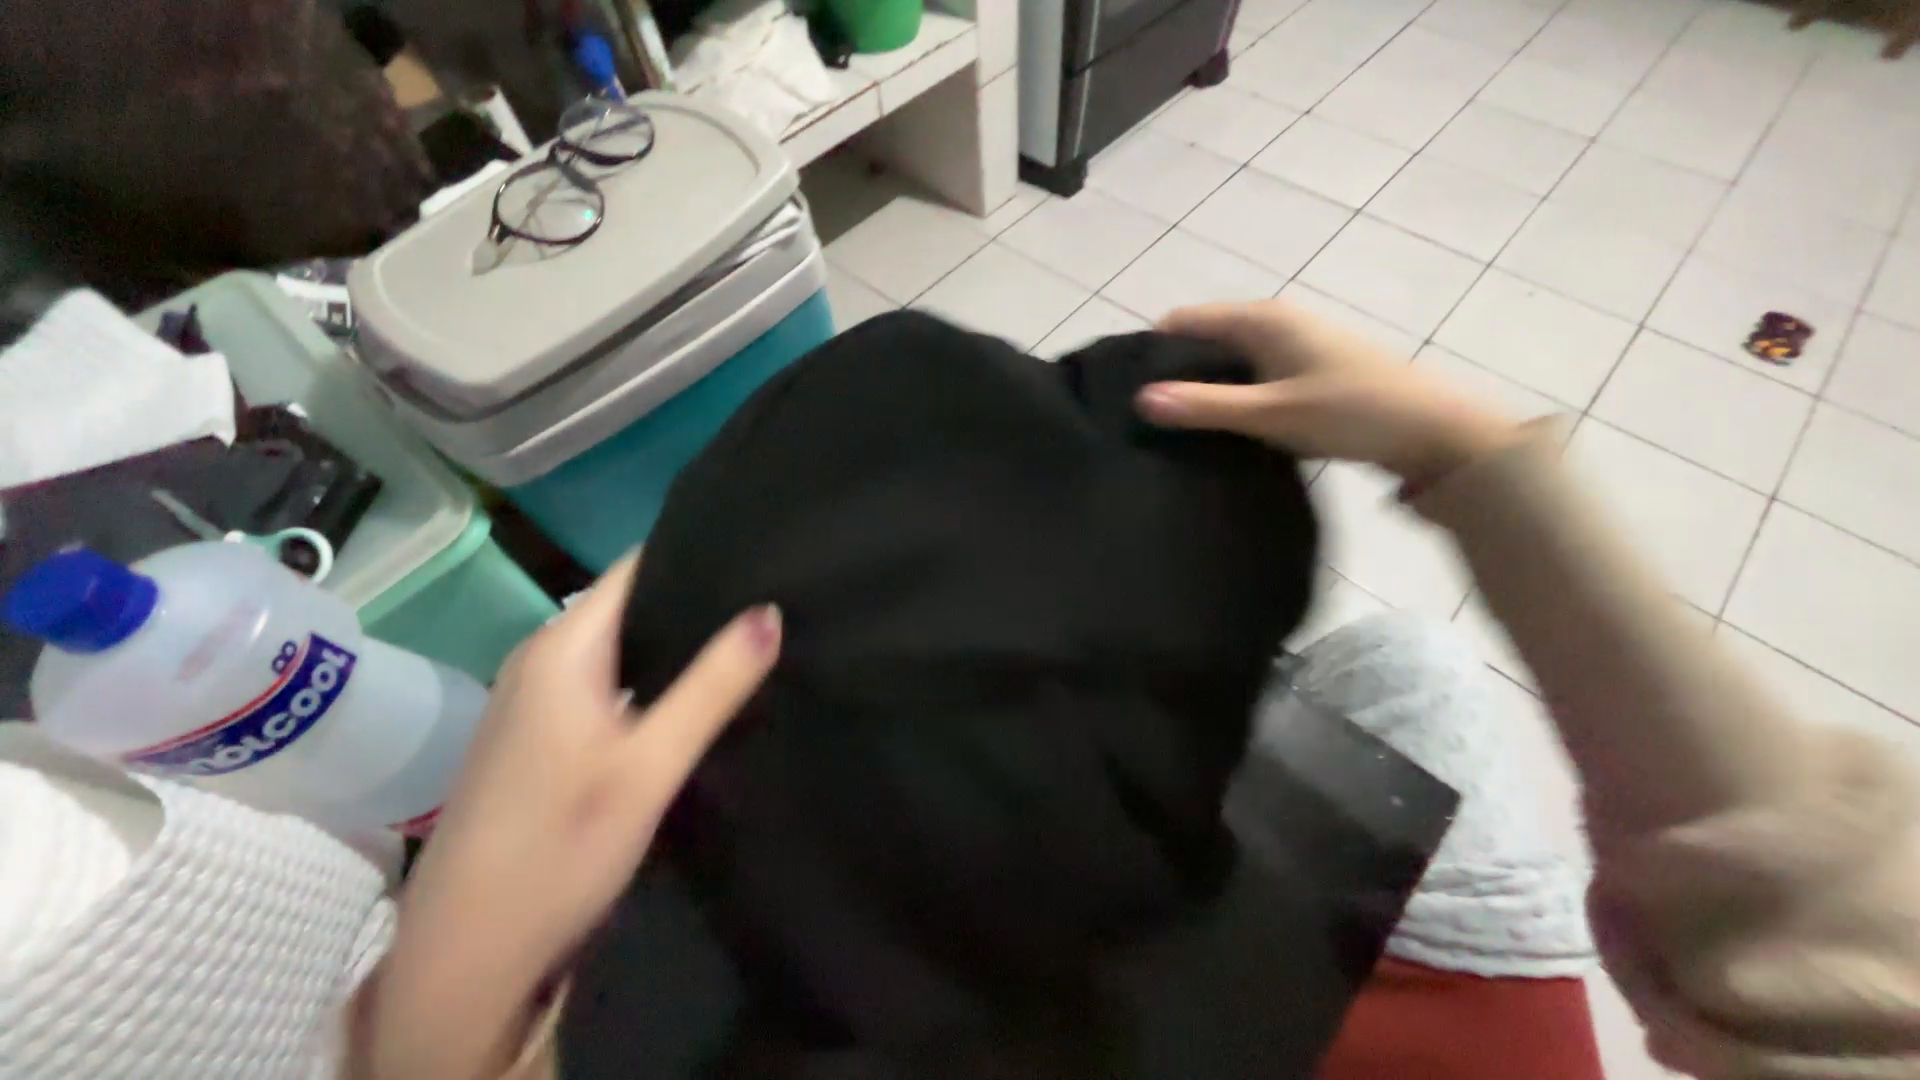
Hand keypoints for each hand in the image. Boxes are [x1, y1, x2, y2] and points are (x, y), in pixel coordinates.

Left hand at [362, 554, 780, 1078]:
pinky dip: (651, 680)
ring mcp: (534, 698)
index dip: (698, 555)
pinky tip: (693, 696)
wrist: (469, 951)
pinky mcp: (538, 735)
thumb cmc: (560, 847)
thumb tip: (769, 611)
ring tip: (748, 641)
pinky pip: (606, 682)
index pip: (638, 568)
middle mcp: (542, 657)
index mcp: (563, 647)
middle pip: (631, 606)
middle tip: (772, 601)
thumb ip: (713, 686)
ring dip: (675, 645)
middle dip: (697, 602)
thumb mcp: (652, 765)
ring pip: (620, 648)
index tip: (762, 554)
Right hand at [1136, 300, 1522, 486]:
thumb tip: (1141, 399)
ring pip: (1232, 361)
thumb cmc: (1351, 412)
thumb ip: (1205, 406)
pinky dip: (1236, 397)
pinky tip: (1226, 429)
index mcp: (1263, 318)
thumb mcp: (1270, 413)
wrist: (1436, 432)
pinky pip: (1255, 377)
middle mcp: (1277, 322)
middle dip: (1177, 372)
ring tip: (1178, 428)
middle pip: (1206, 339)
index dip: (1152, 348)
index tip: (1124, 387)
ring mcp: (1297, 345)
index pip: (1185, 320)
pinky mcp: (1311, 372)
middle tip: (1147, 417)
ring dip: (1207, 388)